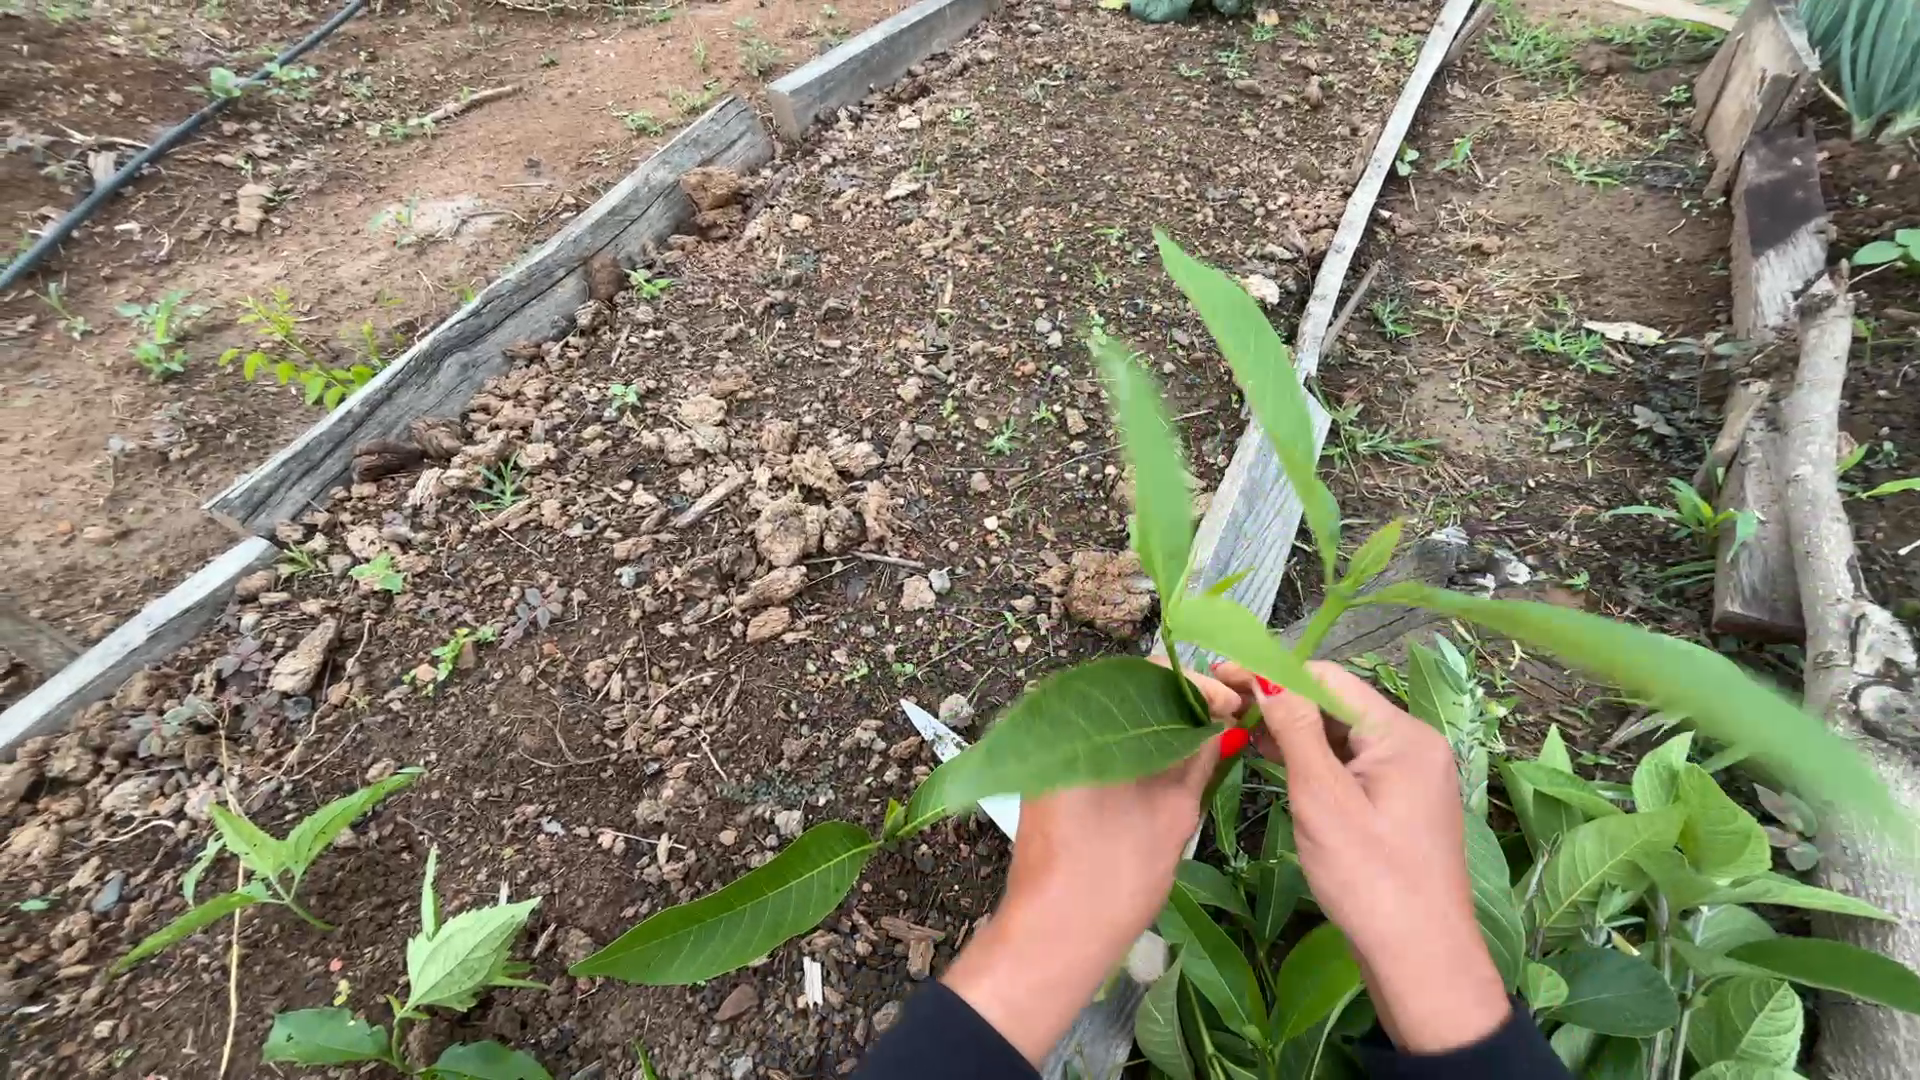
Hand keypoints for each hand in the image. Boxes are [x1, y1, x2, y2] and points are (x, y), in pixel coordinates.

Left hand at [941, 662, 1243, 1063]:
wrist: (1055, 932)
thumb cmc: (1115, 875)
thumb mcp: (1172, 814)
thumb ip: (1195, 759)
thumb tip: (1217, 723)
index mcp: (1083, 717)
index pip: (1147, 675)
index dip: (1196, 685)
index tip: (1231, 704)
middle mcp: (1059, 720)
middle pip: (1128, 690)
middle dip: (1179, 700)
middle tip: (1224, 717)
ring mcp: (1051, 745)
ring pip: (1114, 715)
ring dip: (1158, 721)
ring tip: (1204, 734)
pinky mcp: (1051, 770)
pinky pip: (1099, 740)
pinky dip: (1135, 743)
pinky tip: (1168, 756)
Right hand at [1214, 660, 1510, 1054]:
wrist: (1422, 963)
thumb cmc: (1369, 878)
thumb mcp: (1321, 797)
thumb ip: (1294, 728)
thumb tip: (1264, 673)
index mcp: (1402, 735)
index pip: (1327, 677)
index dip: (1271, 672)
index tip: (1221, 677)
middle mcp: (1412, 743)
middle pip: (1334, 701)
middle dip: (1278, 699)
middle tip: (1223, 704)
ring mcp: (1407, 773)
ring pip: (1338, 731)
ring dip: (1290, 727)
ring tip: (1238, 728)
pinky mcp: (1396, 799)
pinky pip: (1347, 760)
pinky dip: (1309, 755)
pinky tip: (1272, 757)